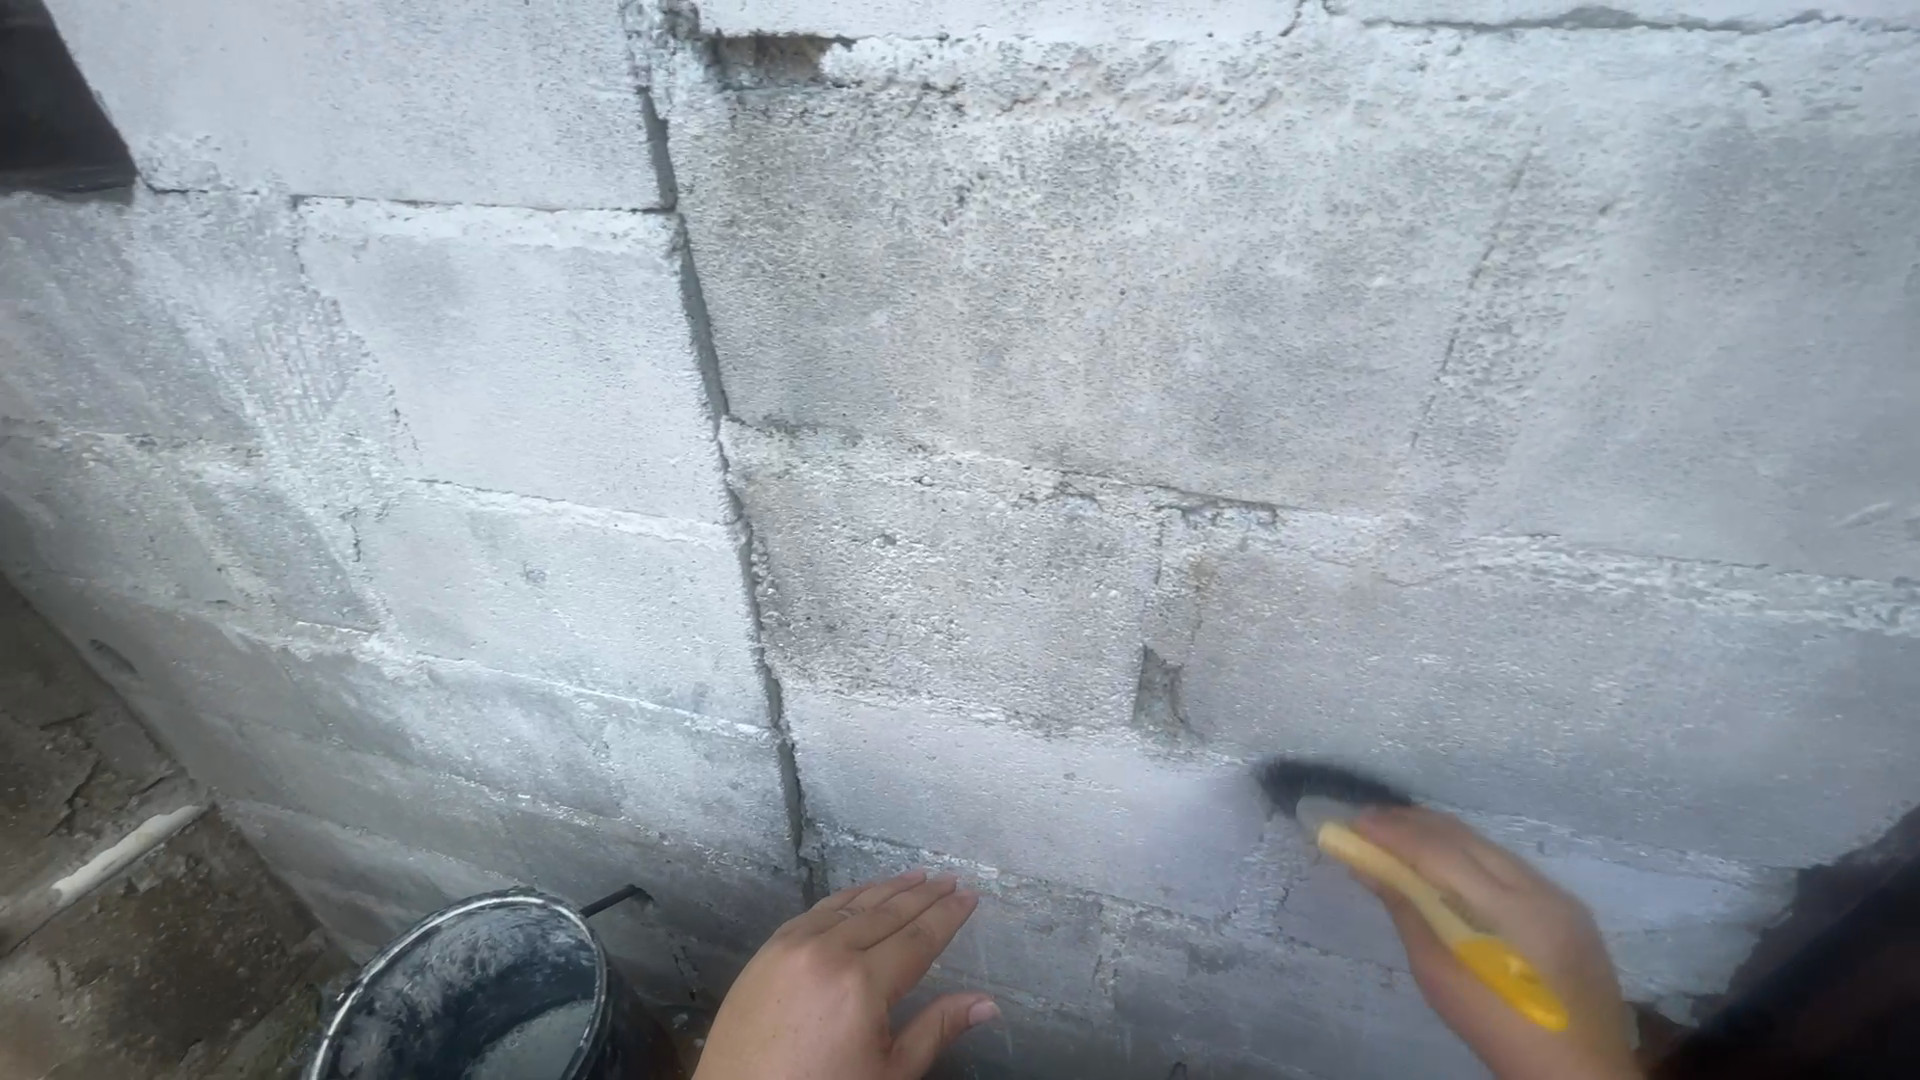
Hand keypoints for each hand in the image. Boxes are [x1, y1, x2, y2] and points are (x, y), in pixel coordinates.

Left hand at [692, 869, 998, 1079]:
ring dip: (890, 888)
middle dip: (925, 895)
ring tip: (918, 877)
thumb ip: (936, 1029)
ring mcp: (796, 943)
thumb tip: (988, 1003)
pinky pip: (820, 909)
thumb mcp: (888, 1076)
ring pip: (855, 904)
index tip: (971, 895)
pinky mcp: (771, 947)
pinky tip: (865, 892)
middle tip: (951, 879)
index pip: (919, 938)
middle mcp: (830, 951)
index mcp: (862, 985)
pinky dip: (850, 897)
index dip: (948, 916)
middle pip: (890, 913)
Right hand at [1351, 807, 1639, 1079]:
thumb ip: (1406, 909)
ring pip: (1486, 844)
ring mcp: (1559, 896)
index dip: (1392, 833)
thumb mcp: (1437, 973)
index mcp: (1510, 910)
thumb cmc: (1496, 1026)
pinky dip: (1466, 853)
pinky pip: (1505, 864)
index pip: (1439, 852)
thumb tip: (1368, 865)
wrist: (1578, 1074)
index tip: (1353, 823)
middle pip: (1463, 837)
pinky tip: (1442, 861)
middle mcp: (1539, 889)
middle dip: (1411, 823)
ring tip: (1396, 833)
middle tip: (1368, 821)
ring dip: (1437, 834)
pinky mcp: (1567, 907)